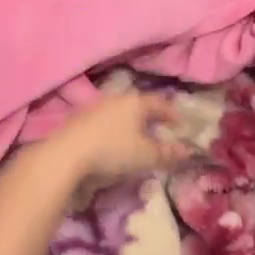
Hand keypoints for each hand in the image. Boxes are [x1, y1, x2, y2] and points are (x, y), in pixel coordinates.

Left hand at [44, 92, 192, 184]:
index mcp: (136, 102)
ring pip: (120, 113)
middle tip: (160, 129)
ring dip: (131, 123)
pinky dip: (114, 130)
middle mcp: (116, 99)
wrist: (66, 155)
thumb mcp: (147, 156)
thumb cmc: (113, 150)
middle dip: (151, 117)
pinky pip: (105, 121)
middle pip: (139, 105)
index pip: (161, 103)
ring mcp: (95, 108)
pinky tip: (113, 143)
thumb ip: (169, 153)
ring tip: (137, 137)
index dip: (172, 114)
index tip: (181, 124)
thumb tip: (188, 151)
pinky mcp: (78, 120)